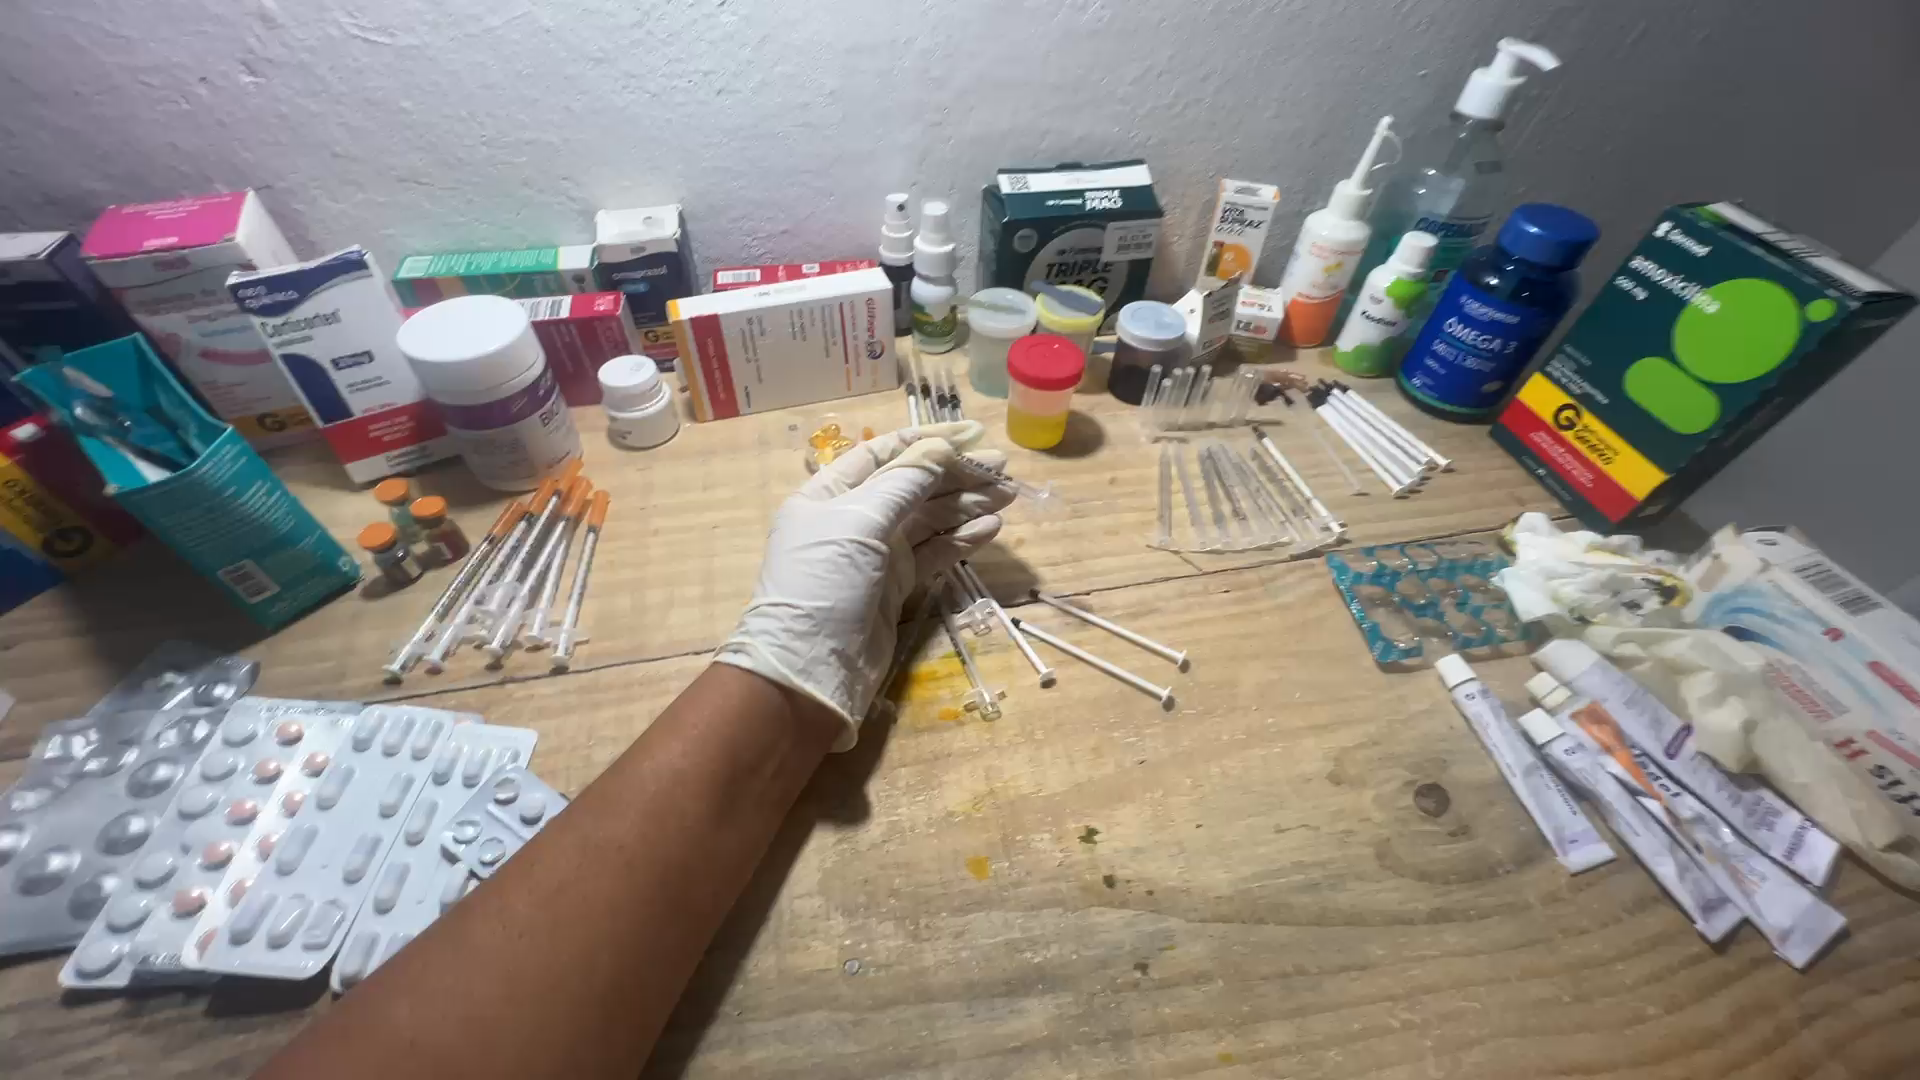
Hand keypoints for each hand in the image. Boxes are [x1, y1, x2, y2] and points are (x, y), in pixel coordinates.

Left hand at [715, 421, 1015, 749]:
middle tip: (1004, 467)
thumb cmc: (826, 580)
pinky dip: (961, 539)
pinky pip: (934, 552)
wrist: (812, 668)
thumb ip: (905, 482)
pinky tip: (992, 527)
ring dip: (967, 504)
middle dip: (957, 474)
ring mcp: (876, 553)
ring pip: (929, 519)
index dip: (928, 440)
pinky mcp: (896, 584)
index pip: (885, 453)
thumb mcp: (862, 521)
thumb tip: (942, 447)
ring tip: (1009, 494)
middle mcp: (854, 518)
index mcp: (831, 493)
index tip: (972, 434)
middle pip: (913, 485)